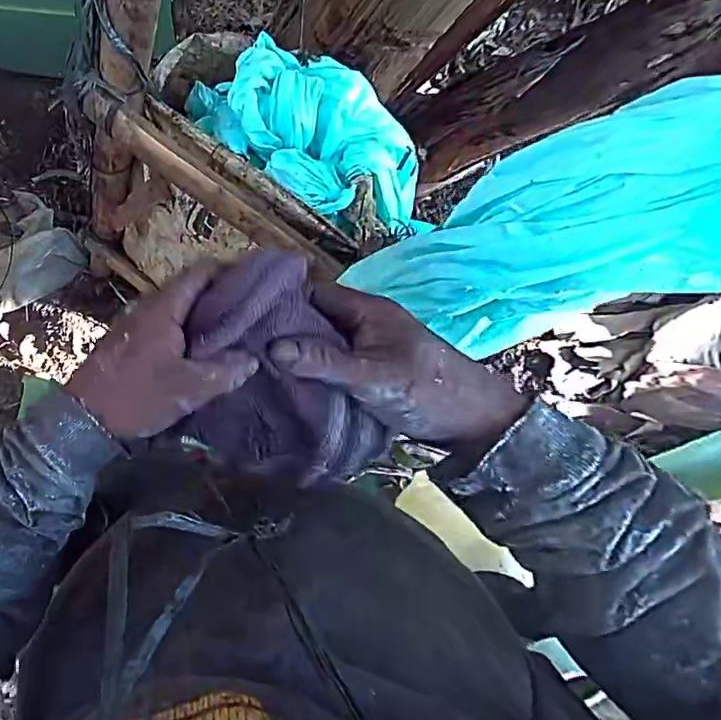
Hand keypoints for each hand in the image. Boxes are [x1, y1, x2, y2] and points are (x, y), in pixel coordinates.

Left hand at [65, 260, 260, 438]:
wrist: (84, 415)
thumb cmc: (136, 397)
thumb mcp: (187, 389)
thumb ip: (223, 371)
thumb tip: (250, 358)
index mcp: (163, 309)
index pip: (199, 273)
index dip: (228, 273)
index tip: (253, 286)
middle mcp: (147, 307)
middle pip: (190, 289)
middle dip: (219, 298)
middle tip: (248, 313)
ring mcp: (135, 322)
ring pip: (177, 308)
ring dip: (201, 316)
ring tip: (230, 332)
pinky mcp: (129, 339)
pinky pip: (164, 323)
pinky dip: (185, 329)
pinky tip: (199, 349)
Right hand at [268, 283, 527, 457]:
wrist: (477, 426)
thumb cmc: (429, 390)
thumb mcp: (373, 376)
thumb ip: (324, 362)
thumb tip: (272, 348)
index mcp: (365, 309)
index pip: (311, 293)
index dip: (279, 301)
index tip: (245, 317)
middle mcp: (361, 323)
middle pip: (310, 318)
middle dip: (280, 329)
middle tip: (243, 345)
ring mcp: (362, 348)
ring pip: (317, 342)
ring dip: (293, 353)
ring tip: (255, 364)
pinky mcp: (363, 371)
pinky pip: (326, 364)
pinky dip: (307, 370)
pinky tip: (284, 382)